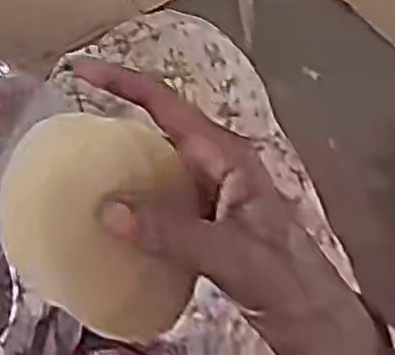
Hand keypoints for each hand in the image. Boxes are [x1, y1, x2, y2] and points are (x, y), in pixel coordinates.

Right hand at [72, 59, 385, 354]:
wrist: (323, 327)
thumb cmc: (288, 281)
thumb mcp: (232, 256)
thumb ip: (172, 232)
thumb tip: (109, 210)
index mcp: (222, 152)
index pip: (163, 102)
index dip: (120, 79)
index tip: (82, 67)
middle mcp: (212, 160)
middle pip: (155, 119)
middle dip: (115, 105)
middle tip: (71, 105)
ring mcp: (207, 187)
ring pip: (154, 154)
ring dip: (121, 150)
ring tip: (82, 152)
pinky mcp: (202, 215)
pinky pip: (157, 189)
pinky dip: (131, 189)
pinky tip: (112, 206)